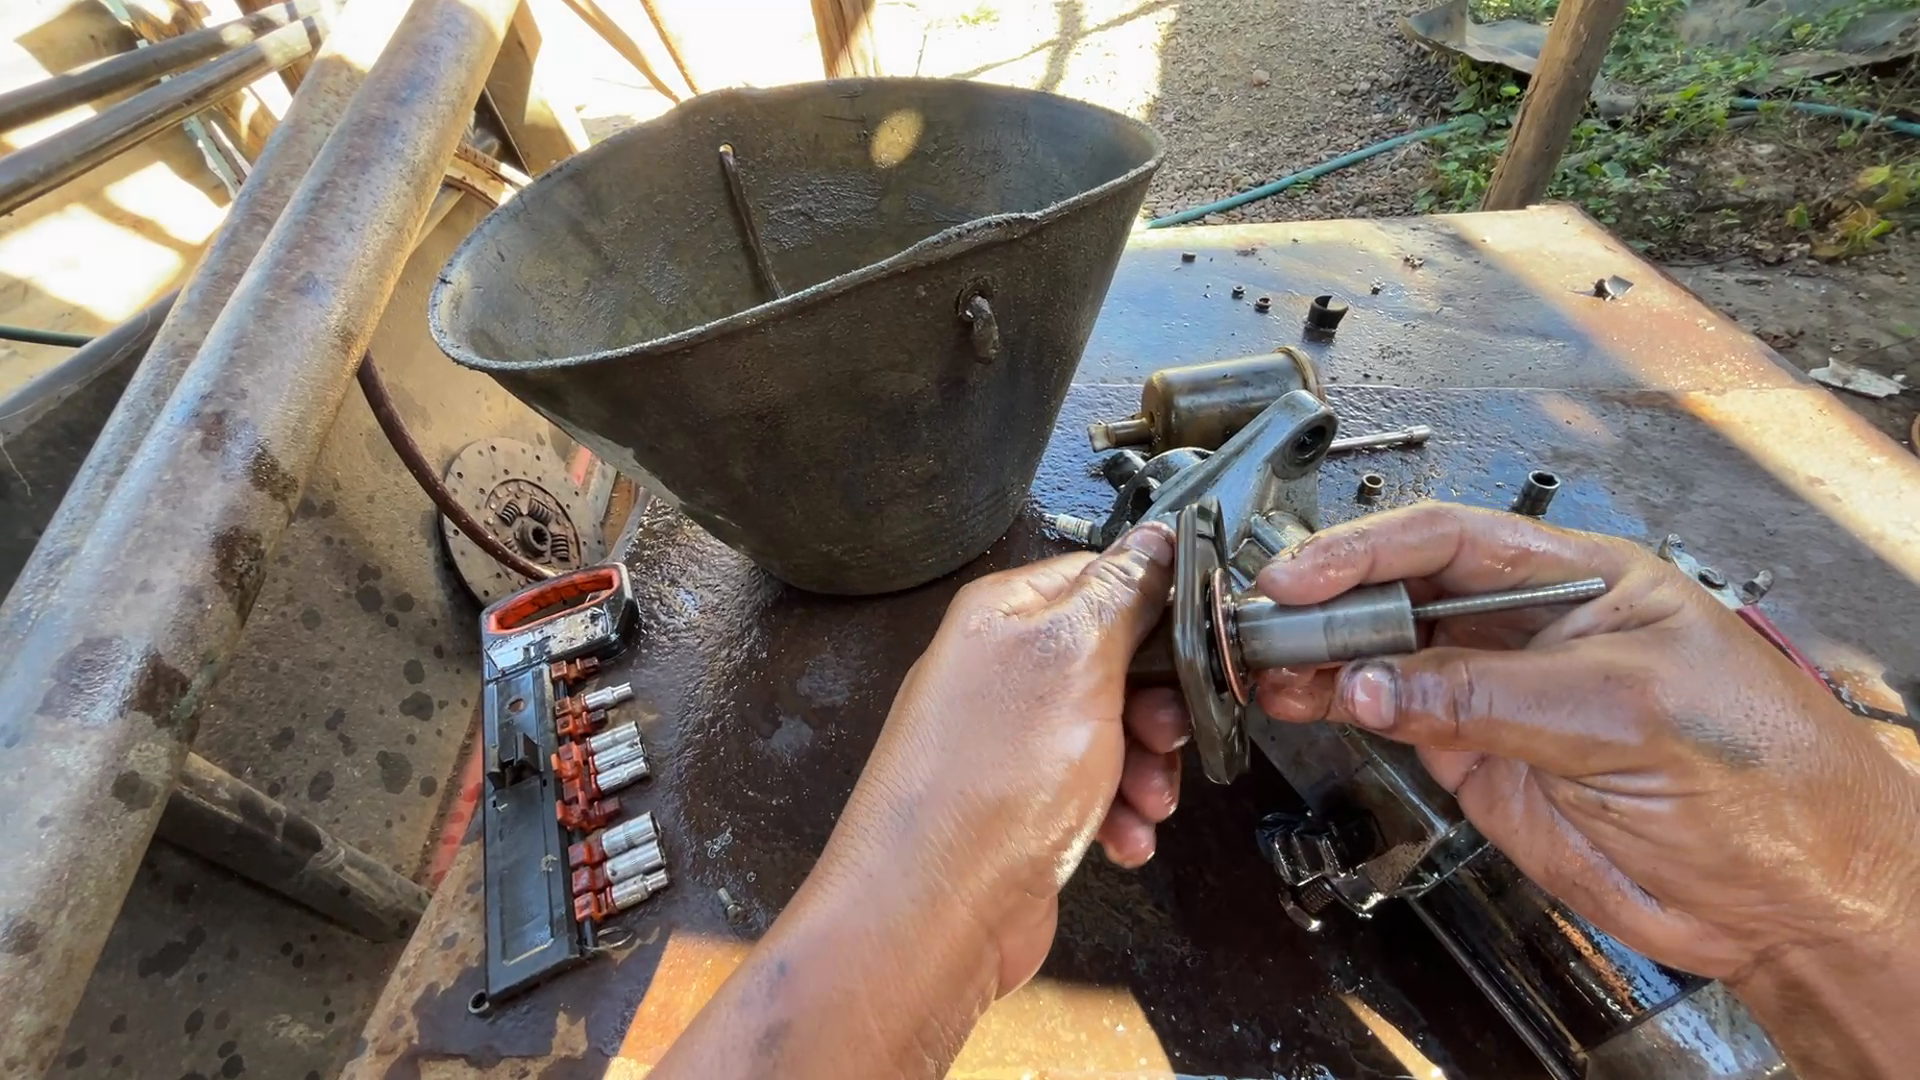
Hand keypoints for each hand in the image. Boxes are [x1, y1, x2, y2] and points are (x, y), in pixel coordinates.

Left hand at [813, 523, 1185, 996]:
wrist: (933, 910)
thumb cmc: (1001, 771)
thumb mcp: (1075, 660)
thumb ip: (1121, 593)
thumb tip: (1155, 534)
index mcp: (1006, 613)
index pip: (1100, 576)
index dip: (1156, 608)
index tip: (1200, 644)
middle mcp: (1003, 665)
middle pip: (1113, 657)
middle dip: (1155, 702)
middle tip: (1169, 735)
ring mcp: (1010, 733)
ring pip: (1111, 725)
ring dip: (1145, 764)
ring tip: (1148, 800)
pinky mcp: (1021, 794)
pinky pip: (1092, 782)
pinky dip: (1117, 808)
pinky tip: (1123, 839)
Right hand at [1252, 503, 1919, 990]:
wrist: (1791, 909)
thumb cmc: (1770, 786)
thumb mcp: (1628, 714)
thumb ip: (1486, 694)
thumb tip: (1373, 684)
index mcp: (1568, 579)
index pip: (1443, 539)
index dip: (1361, 551)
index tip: (1299, 576)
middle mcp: (1511, 624)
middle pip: (1392, 590)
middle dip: (1323, 600)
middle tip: (1267, 621)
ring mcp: (1478, 686)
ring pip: (1372, 653)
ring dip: (1313, 655)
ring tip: (1263, 663)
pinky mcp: (1457, 745)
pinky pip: (1376, 711)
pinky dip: (1327, 704)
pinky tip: (1293, 699)